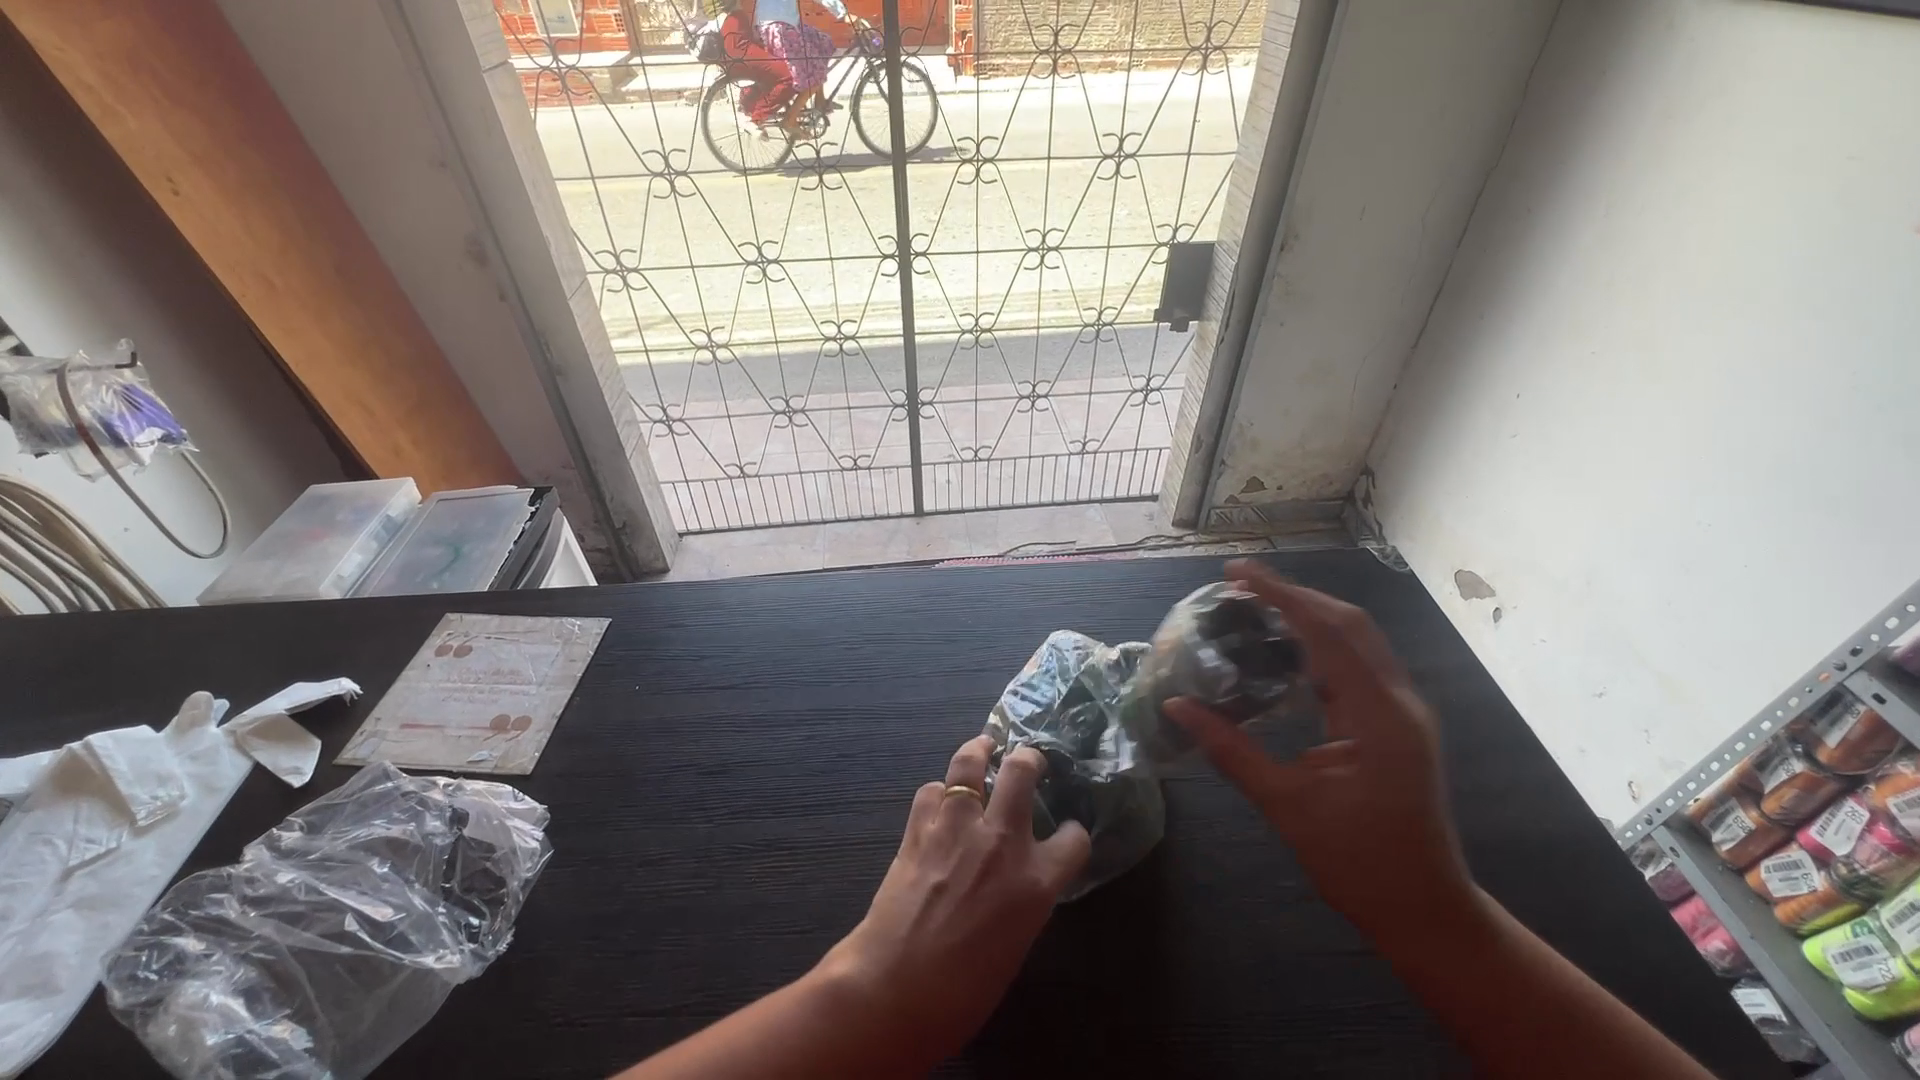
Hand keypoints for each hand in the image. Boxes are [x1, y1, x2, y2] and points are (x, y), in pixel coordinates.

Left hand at [817, 736, 1089, 1066]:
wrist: (895, 990)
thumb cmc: (964, 991)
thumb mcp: (1016, 943)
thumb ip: (1024, 900)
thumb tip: (1016, 882)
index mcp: (1036, 882)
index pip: (1074, 839)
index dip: (1073, 834)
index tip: (1068, 834)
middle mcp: (1000, 843)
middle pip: (1022, 772)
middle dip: (1029, 758)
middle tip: (1027, 760)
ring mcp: (956, 830)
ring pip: (969, 764)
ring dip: (978, 751)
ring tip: (982, 748)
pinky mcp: (917, 831)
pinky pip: (930, 791)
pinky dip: (938, 792)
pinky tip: (939, 801)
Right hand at [1164, 560, 1474, 943]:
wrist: (1424, 910)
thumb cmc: (1357, 862)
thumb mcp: (1285, 804)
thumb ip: (1230, 749)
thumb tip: (1176, 706)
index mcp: (1378, 714)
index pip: (1327, 631)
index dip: (1280, 595)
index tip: (1235, 572)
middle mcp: (1399, 701)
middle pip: (1350, 624)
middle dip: (1295, 596)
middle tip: (1239, 585)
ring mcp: (1404, 712)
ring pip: (1359, 642)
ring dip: (1311, 617)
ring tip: (1257, 608)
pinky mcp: (1397, 726)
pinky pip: (1359, 667)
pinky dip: (1322, 647)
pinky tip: (1287, 654)